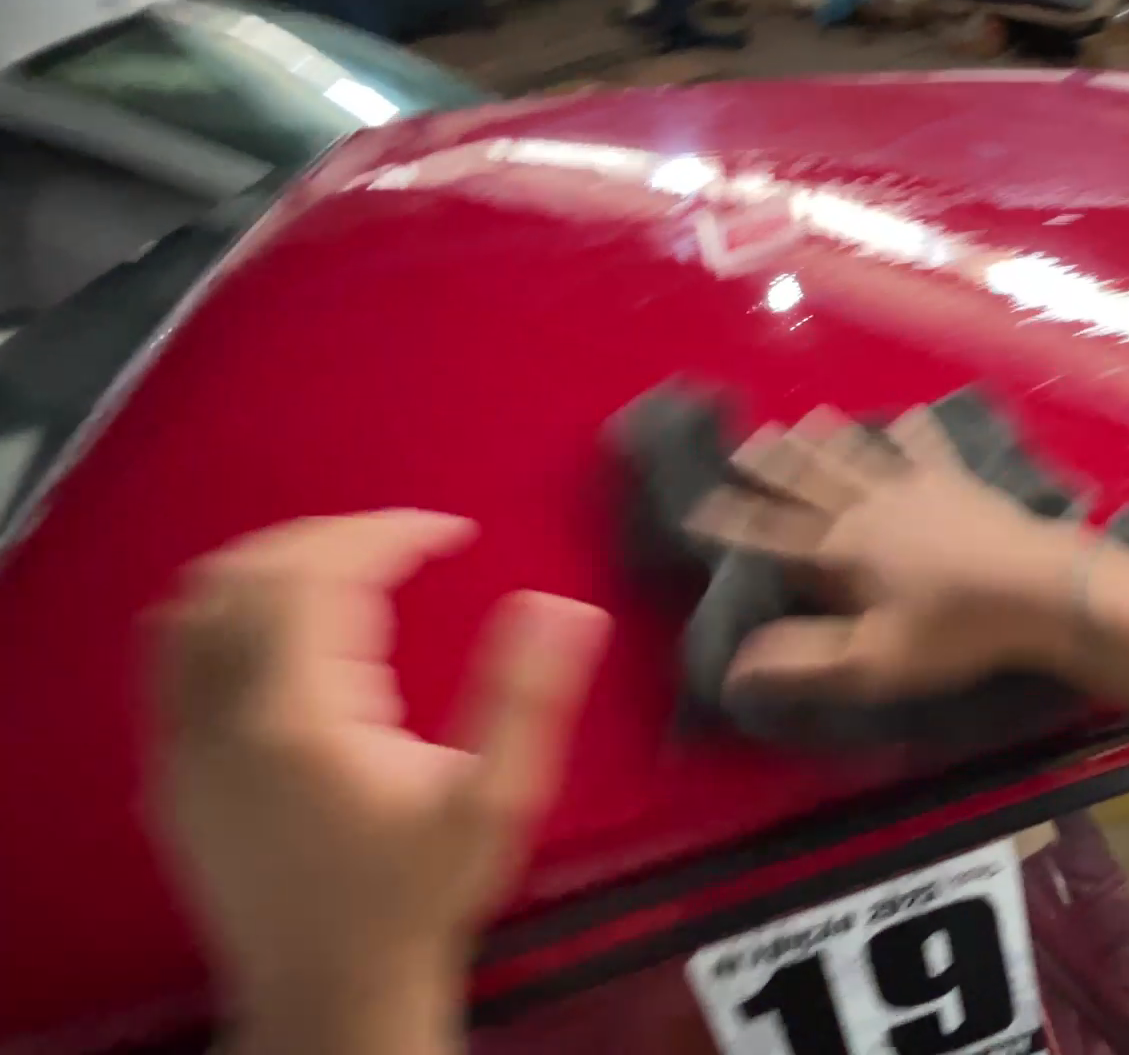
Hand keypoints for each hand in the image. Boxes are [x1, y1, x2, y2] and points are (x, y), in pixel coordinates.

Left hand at [149, 511, 608, 1049]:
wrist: (332, 983)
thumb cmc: (421, 889)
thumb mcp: (496, 795)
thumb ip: (529, 696)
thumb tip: (565, 608)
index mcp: (301, 718)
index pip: (322, 578)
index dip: (389, 534)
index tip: (449, 532)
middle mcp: (223, 719)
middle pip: (254, 575)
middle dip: (340, 535)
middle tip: (412, 536)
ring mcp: (186, 741)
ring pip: (201, 602)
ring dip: (284, 559)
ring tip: (358, 557)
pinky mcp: (178, 763)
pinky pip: (180, 646)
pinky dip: (239, 601)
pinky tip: (293, 614)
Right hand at [684, 406, 1082, 703]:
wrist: (1036, 589)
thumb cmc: (953, 630)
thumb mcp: (874, 660)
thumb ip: (804, 658)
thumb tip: (734, 665)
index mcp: (844, 551)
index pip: (774, 535)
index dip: (734, 521)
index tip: (698, 504)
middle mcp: (870, 509)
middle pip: (813, 483)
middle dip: (776, 466)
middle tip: (747, 442)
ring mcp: (916, 489)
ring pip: (860, 459)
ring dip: (830, 441)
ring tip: (806, 419)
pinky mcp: (957, 483)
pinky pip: (927, 451)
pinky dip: (913, 434)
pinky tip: (906, 418)